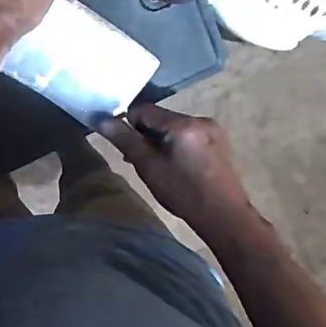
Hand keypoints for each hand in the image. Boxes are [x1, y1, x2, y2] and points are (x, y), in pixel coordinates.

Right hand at [100, 103, 262, 241]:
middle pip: (160, 118)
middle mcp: (200, 119)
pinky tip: (176, 166)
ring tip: (158, 166)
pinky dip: (176, 145)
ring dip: (160, 140)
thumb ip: (125, 140)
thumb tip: (101, 120)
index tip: (126, 147)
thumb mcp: (148, 167)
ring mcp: (213, 130)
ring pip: (174, 127)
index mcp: (183, 124)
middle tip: (140, 161)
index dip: (128, 125)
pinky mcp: (219, 142)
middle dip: (145, 134)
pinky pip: (188, 135)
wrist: (224, 216)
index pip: (144, 110)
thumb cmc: (183, 192)